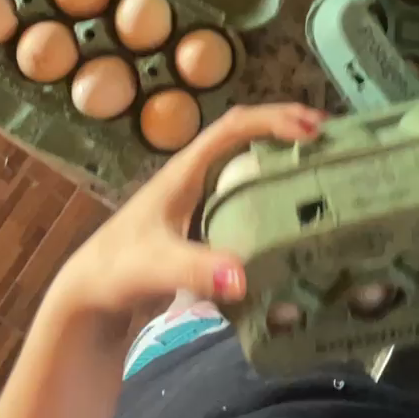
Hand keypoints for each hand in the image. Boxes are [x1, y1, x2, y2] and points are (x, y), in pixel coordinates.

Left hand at [46, 102, 324, 328]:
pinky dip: (272, 189)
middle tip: (329, 136)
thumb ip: (194, 271)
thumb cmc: (116, 270)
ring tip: (322, 161)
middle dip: (285, 127)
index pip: (232, 128)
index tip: (310, 129)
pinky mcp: (204, 223)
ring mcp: (199, 198)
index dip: (272, 120)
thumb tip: (243, 277)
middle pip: (245, 135)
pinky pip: (245, 193)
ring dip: (281, 154)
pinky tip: (294, 210)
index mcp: (184, 171)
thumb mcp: (155, 267)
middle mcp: (195, 176)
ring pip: (246, 162)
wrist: (89, 297)